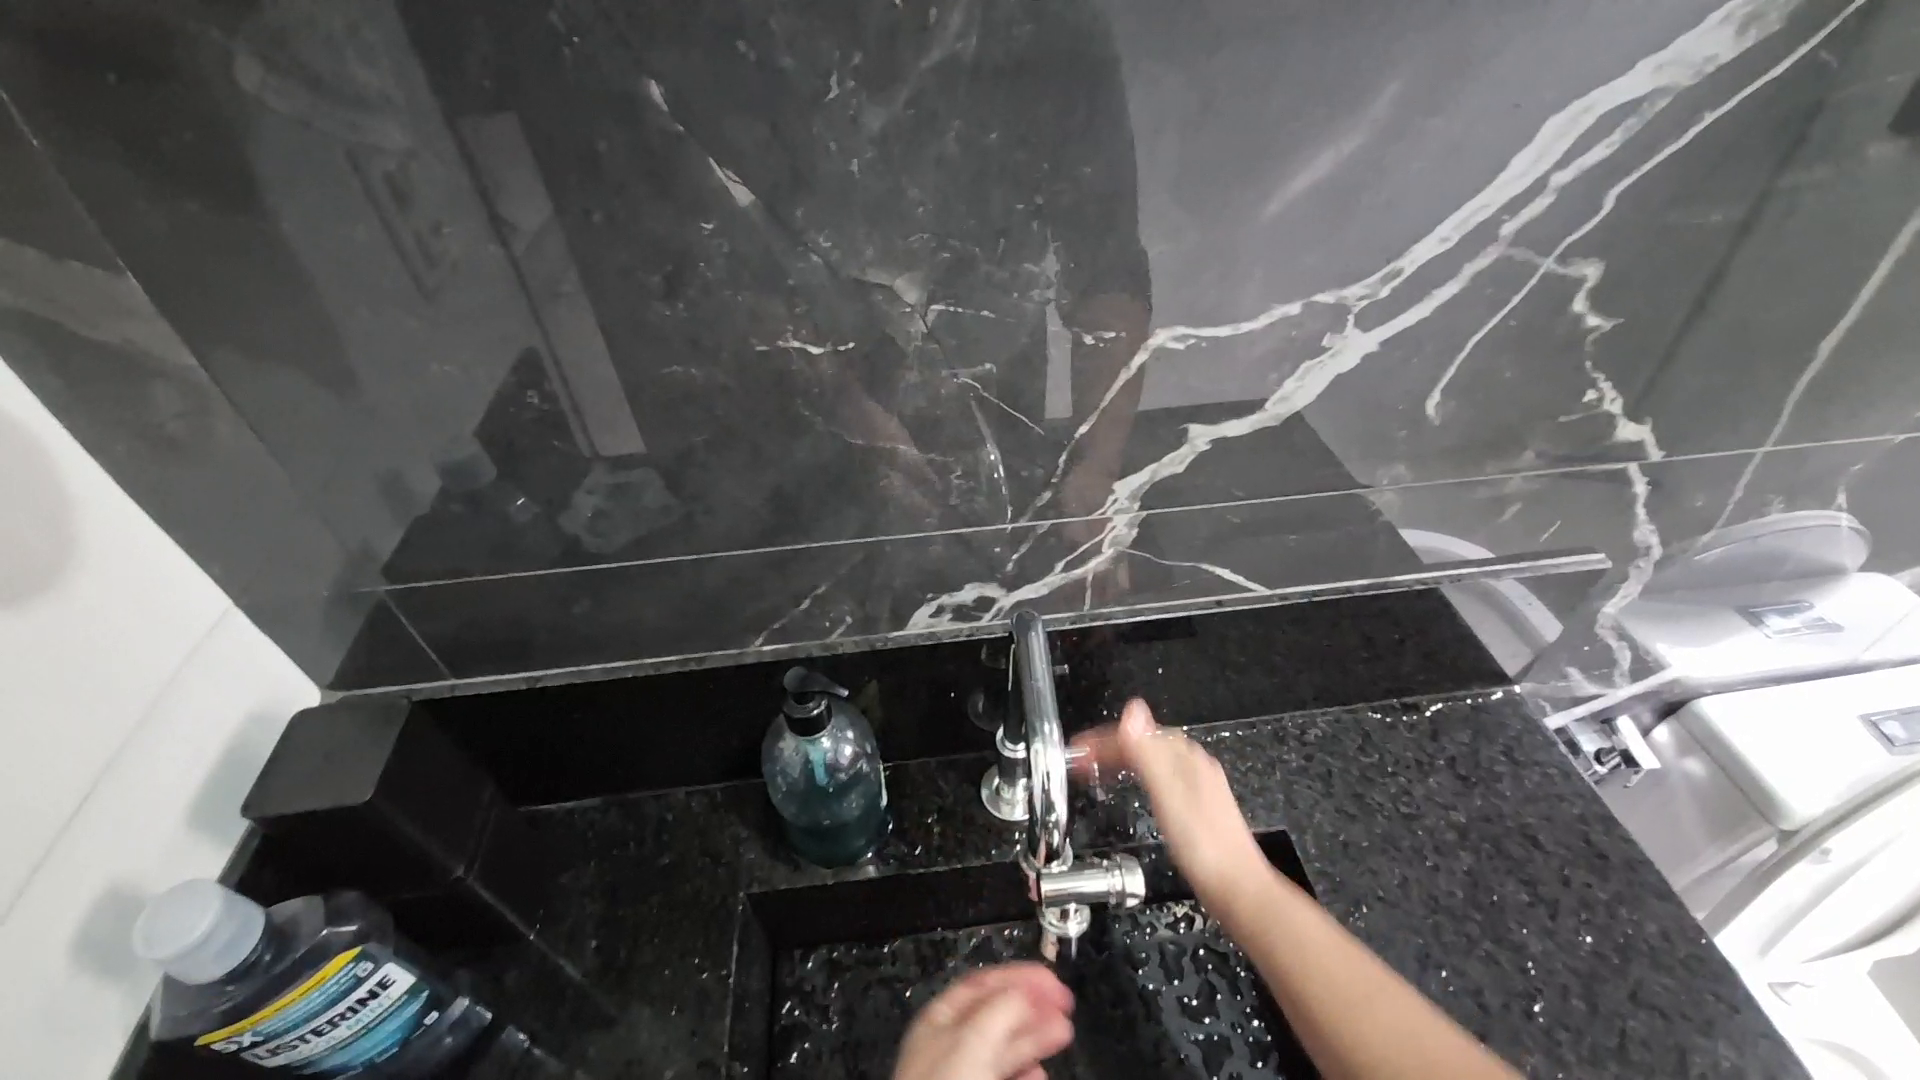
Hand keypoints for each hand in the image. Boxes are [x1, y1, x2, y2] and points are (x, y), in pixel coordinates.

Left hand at [893, 963, 1073, 1079]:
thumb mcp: (974, 1038)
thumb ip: (1004, 1009)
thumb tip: (1026, 994)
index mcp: (940, 1019)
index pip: (982, 985)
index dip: (1017, 977)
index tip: (1051, 980)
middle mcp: (951, 1044)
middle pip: (998, 1015)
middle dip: (1033, 1007)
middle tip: (1066, 1004)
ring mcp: (966, 1075)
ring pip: (1006, 1049)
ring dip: (1036, 1038)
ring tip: (1065, 1032)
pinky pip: (1008, 1078)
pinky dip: (1027, 1074)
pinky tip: (1041, 1075)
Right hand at [1070, 699, 1264, 904]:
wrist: (1237, 889)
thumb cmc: (1202, 845)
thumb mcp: (1168, 793)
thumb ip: (1148, 752)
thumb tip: (1132, 709)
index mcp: (1186, 759)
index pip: (1138, 733)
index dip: (1104, 738)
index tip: (1078, 748)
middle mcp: (1195, 767)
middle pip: (1147, 743)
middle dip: (1111, 747)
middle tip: (1083, 760)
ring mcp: (1199, 788)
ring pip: (1156, 760)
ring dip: (1125, 760)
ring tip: (1101, 771)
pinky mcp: (1199, 810)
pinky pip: (1163, 779)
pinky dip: (1141, 777)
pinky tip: (1139, 792)